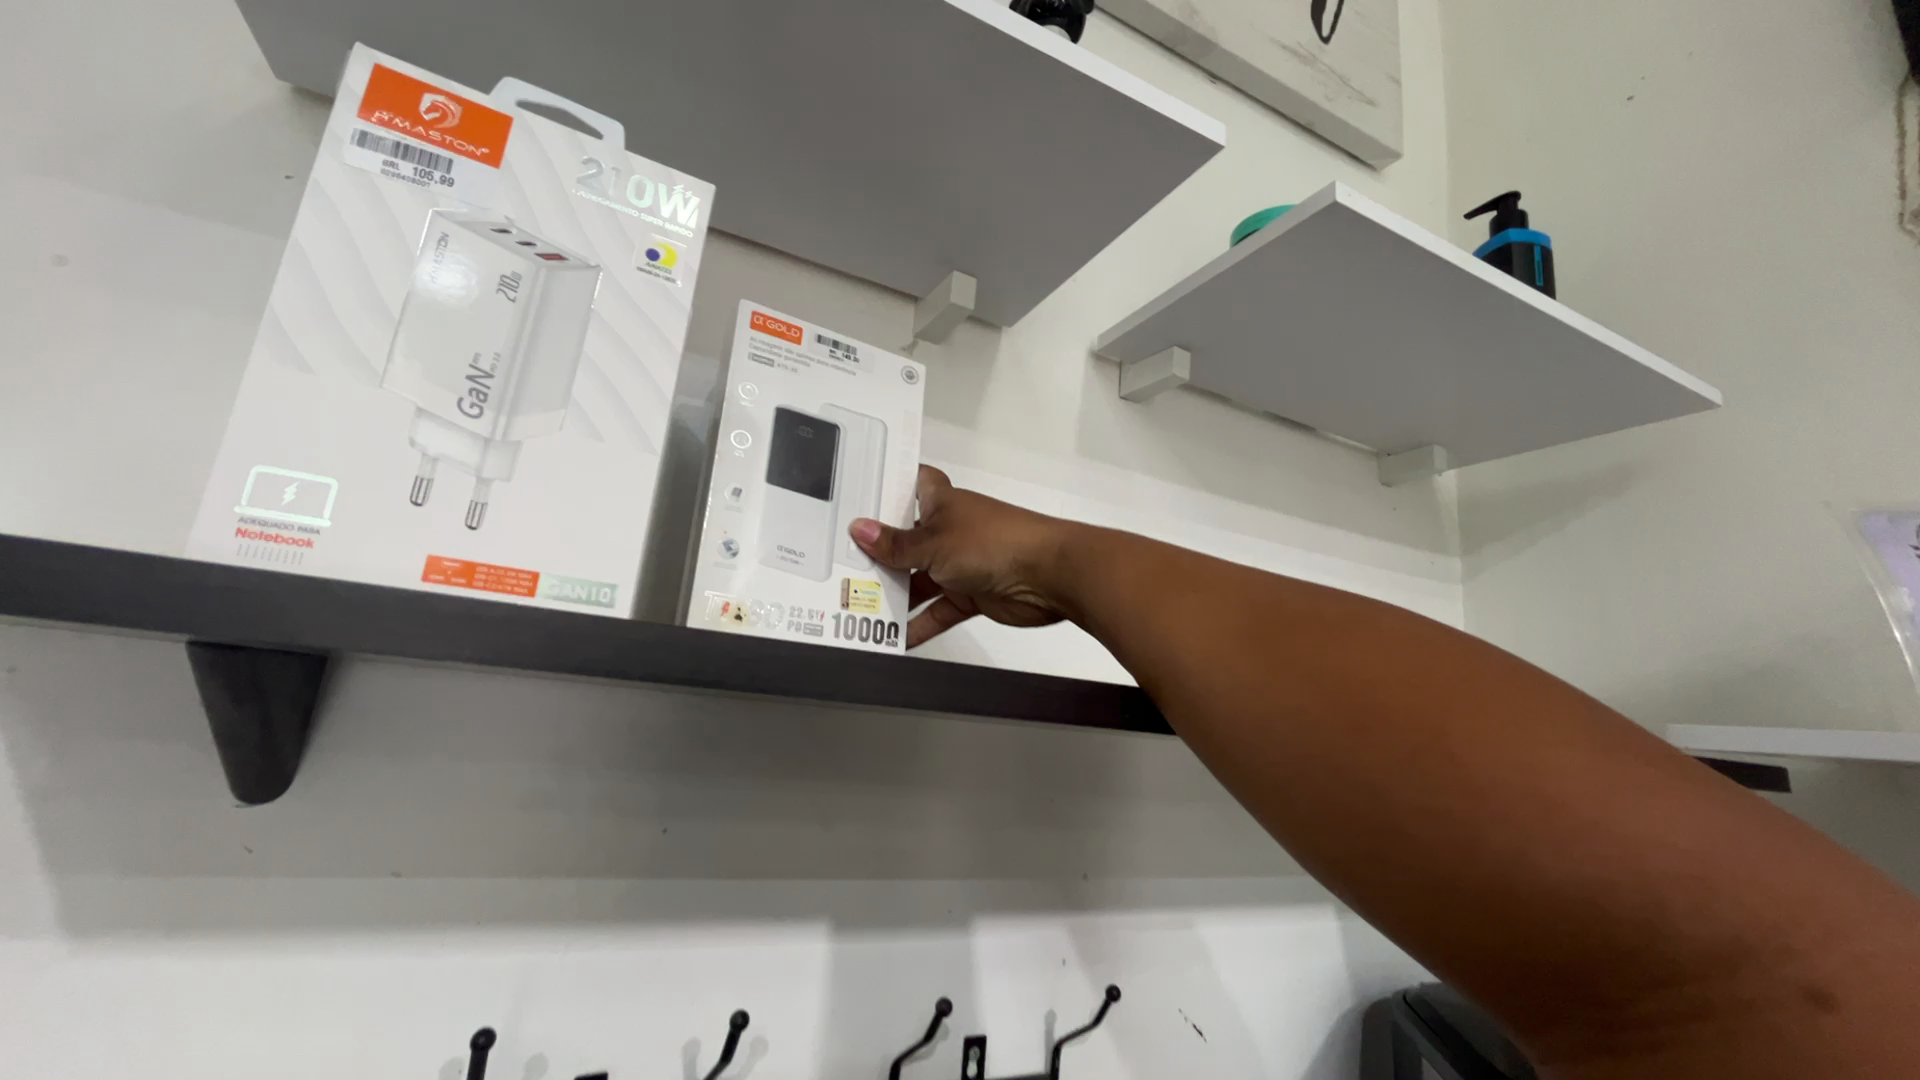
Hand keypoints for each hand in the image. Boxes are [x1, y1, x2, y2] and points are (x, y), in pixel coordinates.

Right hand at [849, 465, 1077, 647]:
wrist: (1049, 575)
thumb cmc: (992, 542)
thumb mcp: (934, 543)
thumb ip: (896, 544)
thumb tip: (858, 529)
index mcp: (940, 503)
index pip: (910, 485)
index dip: (886, 489)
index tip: (854, 499)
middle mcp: (948, 531)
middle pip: (906, 541)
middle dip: (878, 555)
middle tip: (840, 569)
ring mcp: (960, 564)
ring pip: (919, 580)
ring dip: (895, 595)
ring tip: (857, 609)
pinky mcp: (971, 595)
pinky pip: (939, 610)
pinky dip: (920, 624)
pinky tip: (896, 638)